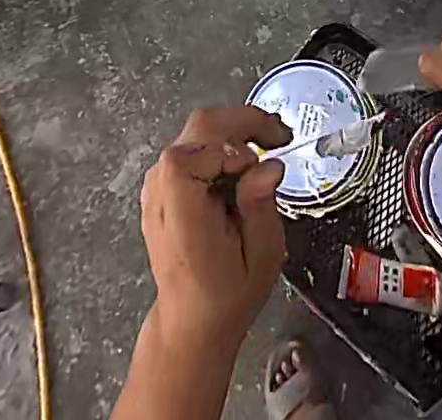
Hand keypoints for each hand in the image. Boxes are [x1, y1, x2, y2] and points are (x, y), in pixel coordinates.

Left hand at [138, 106, 291, 351]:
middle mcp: (162, 193)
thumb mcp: (261, 257)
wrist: (192, 318)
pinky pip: (197, 142)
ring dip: (239, 129)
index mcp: (181, 216)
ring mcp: (160, 184)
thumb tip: (269, 166)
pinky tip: (250, 156)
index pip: (188, 157)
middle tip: (280, 137)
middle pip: (199, 127)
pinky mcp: (167, 180)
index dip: (228, 150)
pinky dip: (227, 140)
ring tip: (270, 145)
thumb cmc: (227, 293)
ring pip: (199, 128)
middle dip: (246, 123)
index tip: (260, 163)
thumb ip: (261, 207)